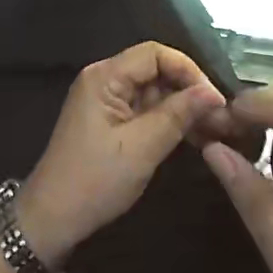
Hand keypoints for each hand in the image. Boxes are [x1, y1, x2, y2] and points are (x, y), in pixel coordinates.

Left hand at [15, 43, 226, 267]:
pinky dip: (167, 120)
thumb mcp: (142, 148)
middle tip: (219, 119)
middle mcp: (104, 80)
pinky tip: (192, 136)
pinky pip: (145, 110)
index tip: (215, 99)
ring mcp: (106, 101)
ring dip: (181, 107)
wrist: (52, 219)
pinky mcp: (110, 121)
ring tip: (212, 130)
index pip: (155, 54)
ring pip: (153, 91)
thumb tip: (214, 93)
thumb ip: (178, 115)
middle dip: (188, 90)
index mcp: (104, 77)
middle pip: (155, 70)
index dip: (188, 70)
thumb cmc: (94, 181)